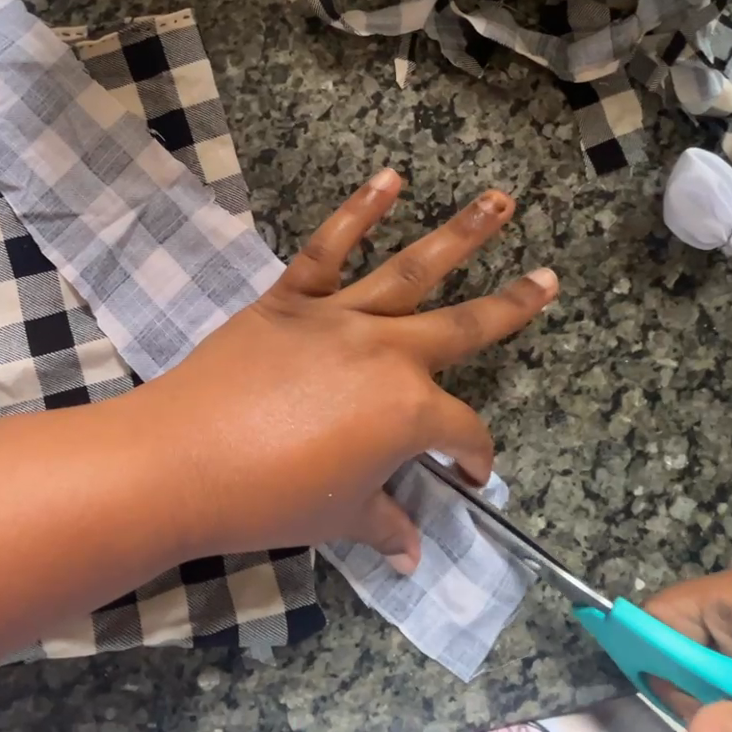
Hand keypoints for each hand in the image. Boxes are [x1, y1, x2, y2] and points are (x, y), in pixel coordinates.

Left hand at [118, 169, 557, 570]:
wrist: (183, 458)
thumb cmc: (269, 498)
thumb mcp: (340, 517)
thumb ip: (384, 524)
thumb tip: (411, 552)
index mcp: (408, 413)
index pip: (462, 432)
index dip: (473, 456)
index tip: (468, 474)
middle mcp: (386, 353)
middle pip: (463, 327)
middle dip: (512, 306)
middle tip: (549, 279)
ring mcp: (338, 317)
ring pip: (409, 270)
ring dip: (461, 233)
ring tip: (499, 200)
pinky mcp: (290, 298)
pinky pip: (327, 247)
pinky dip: (358, 211)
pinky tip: (387, 178)